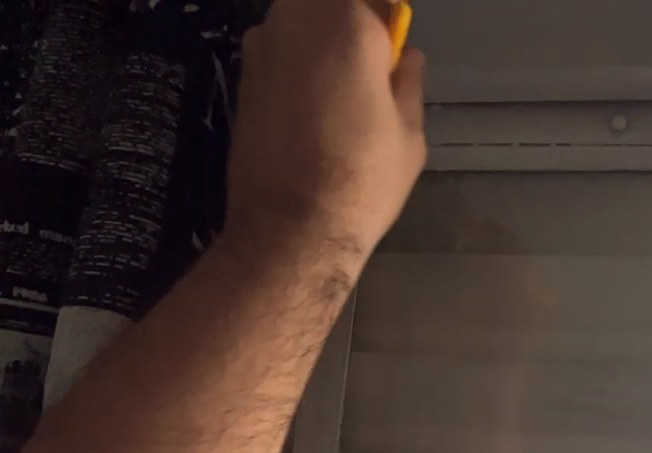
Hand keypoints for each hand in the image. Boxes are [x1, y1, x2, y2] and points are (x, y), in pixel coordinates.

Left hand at [223, 0, 425, 267]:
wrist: (291, 229)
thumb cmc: (362, 184)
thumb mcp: (409, 140)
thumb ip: (408, 86)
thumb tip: (407, 58)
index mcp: (350, 23)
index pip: (378, 1)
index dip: (388, 27)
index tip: (393, 56)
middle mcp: (298, 16)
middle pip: (330, 4)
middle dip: (350, 28)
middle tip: (365, 76)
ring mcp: (262, 44)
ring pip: (299, 21)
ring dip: (319, 46)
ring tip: (336, 99)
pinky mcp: (243, 76)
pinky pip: (278, 52)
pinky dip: (295, 69)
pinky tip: (308, 115)